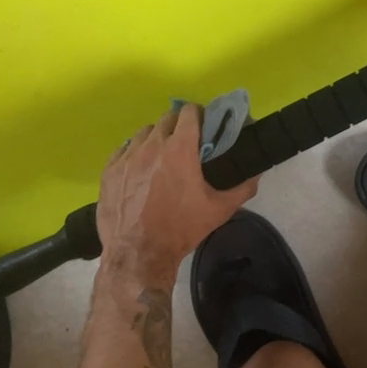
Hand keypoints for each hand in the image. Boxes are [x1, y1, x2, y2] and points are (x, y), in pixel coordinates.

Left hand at [95, 104, 258, 293]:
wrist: (138, 254)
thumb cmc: (181, 229)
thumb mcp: (220, 210)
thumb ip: (243, 187)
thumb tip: (257, 173)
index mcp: (180, 149)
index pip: (189, 112)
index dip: (199, 115)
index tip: (205, 126)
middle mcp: (151, 146)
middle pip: (166, 119)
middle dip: (178, 126)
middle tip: (186, 143)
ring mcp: (126, 158)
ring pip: (143, 133)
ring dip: (156, 138)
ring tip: (162, 156)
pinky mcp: (109, 171)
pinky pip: (123, 150)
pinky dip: (134, 153)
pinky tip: (140, 169)